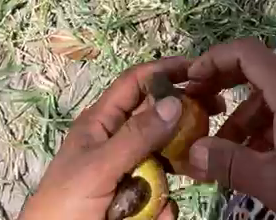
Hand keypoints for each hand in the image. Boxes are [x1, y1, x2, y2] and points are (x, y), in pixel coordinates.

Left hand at [19, 56, 193, 219]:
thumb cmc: (65, 206)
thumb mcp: (98, 168)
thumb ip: (136, 136)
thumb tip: (175, 101)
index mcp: (101, 123)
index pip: (135, 83)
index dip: (163, 71)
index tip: (198, 70)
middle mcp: (117, 144)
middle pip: (156, 121)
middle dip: (181, 123)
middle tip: (210, 119)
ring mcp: (128, 176)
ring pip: (163, 162)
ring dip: (171, 176)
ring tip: (178, 185)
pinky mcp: (135, 205)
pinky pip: (160, 200)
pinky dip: (162, 210)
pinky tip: (156, 218)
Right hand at [181, 39, 275, 219]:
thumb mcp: (272, 181)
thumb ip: (228, 162)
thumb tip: (191, 152)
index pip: (246, 52)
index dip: (213, 60)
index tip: (189, 80)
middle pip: (258, 68)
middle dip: (224, 86)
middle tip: (197, 107)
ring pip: (272, 94)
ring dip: (244, 115)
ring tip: (223, 150)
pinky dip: (266, 125)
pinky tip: (254, 156)